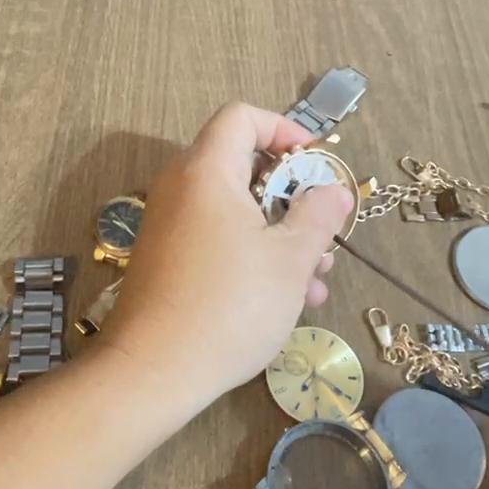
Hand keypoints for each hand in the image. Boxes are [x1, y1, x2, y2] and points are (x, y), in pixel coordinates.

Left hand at [98, 103, 352, 412]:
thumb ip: (318, 215)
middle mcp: (181, 188)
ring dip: (279, 233)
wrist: (154, 371)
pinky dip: (252, 253)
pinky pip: (216, 237)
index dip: (283, 128)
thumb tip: (334, 190)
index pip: (242, 117)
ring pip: (235, 209)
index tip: (316, 162)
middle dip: (291, 195)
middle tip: (324, 231)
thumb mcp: (290, 259)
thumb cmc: (229, 305)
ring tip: (317, 278)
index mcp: (206, 171)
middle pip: (242, 165)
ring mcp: (170, 224)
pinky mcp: (167, 258)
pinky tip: (288, 297)